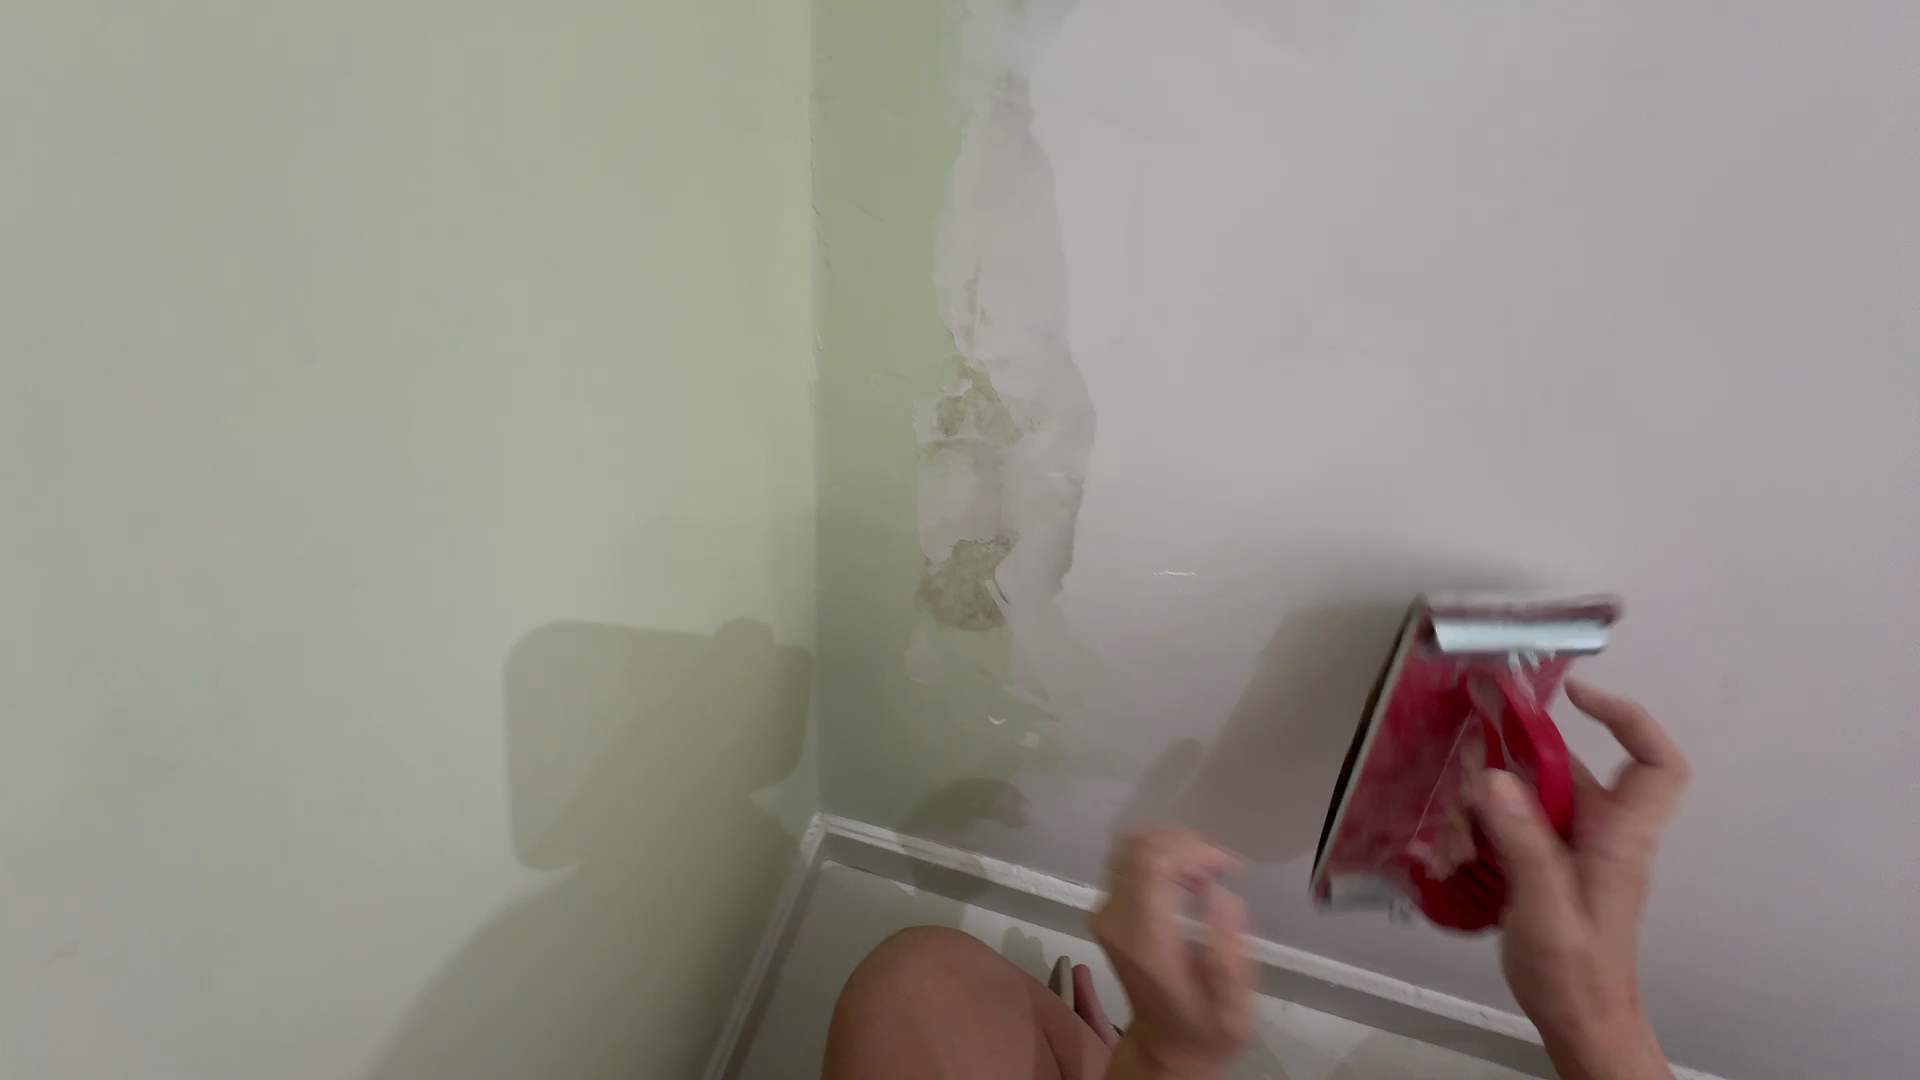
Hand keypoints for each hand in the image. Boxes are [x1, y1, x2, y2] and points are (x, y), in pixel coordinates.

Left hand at [1091, 827, 1254, 1079]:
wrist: (1164, 1043)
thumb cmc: (1205, 1026)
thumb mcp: (1233, 1006)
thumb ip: (1228, 951)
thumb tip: (1220, 893)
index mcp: (1143, 939)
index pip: (1150, 862)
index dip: (1189, 849)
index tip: (1225, 866)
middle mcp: (1114, 917)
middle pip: (1138, 845)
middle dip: (1184, 843)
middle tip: (1219, 867)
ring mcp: (1103, 909)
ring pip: (1130, 845)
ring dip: (1172, 847)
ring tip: (1205, 871)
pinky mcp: (1105, 905)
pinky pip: (1128, 859)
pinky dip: (1160, 855)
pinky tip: (1187, 876)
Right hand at [1470, 680, 1689, 1079]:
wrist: (1577, 1018)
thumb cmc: (1576, 972)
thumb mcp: (1548, 910)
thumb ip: (1525, 844)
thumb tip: (1492, 776)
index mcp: (1619, 837)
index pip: (1654, 764)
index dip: (1626, 720)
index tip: (1572, 695)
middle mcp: (1595, 829)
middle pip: (1553, 767)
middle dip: (1500, 767)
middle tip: (1464, 788)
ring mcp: (1562, 841)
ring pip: (1513, 789)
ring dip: (1473, 807)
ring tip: (1457, 844)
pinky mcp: (1534, 853)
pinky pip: (1494, 816)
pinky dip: (1467, 827)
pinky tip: (1454, 856)